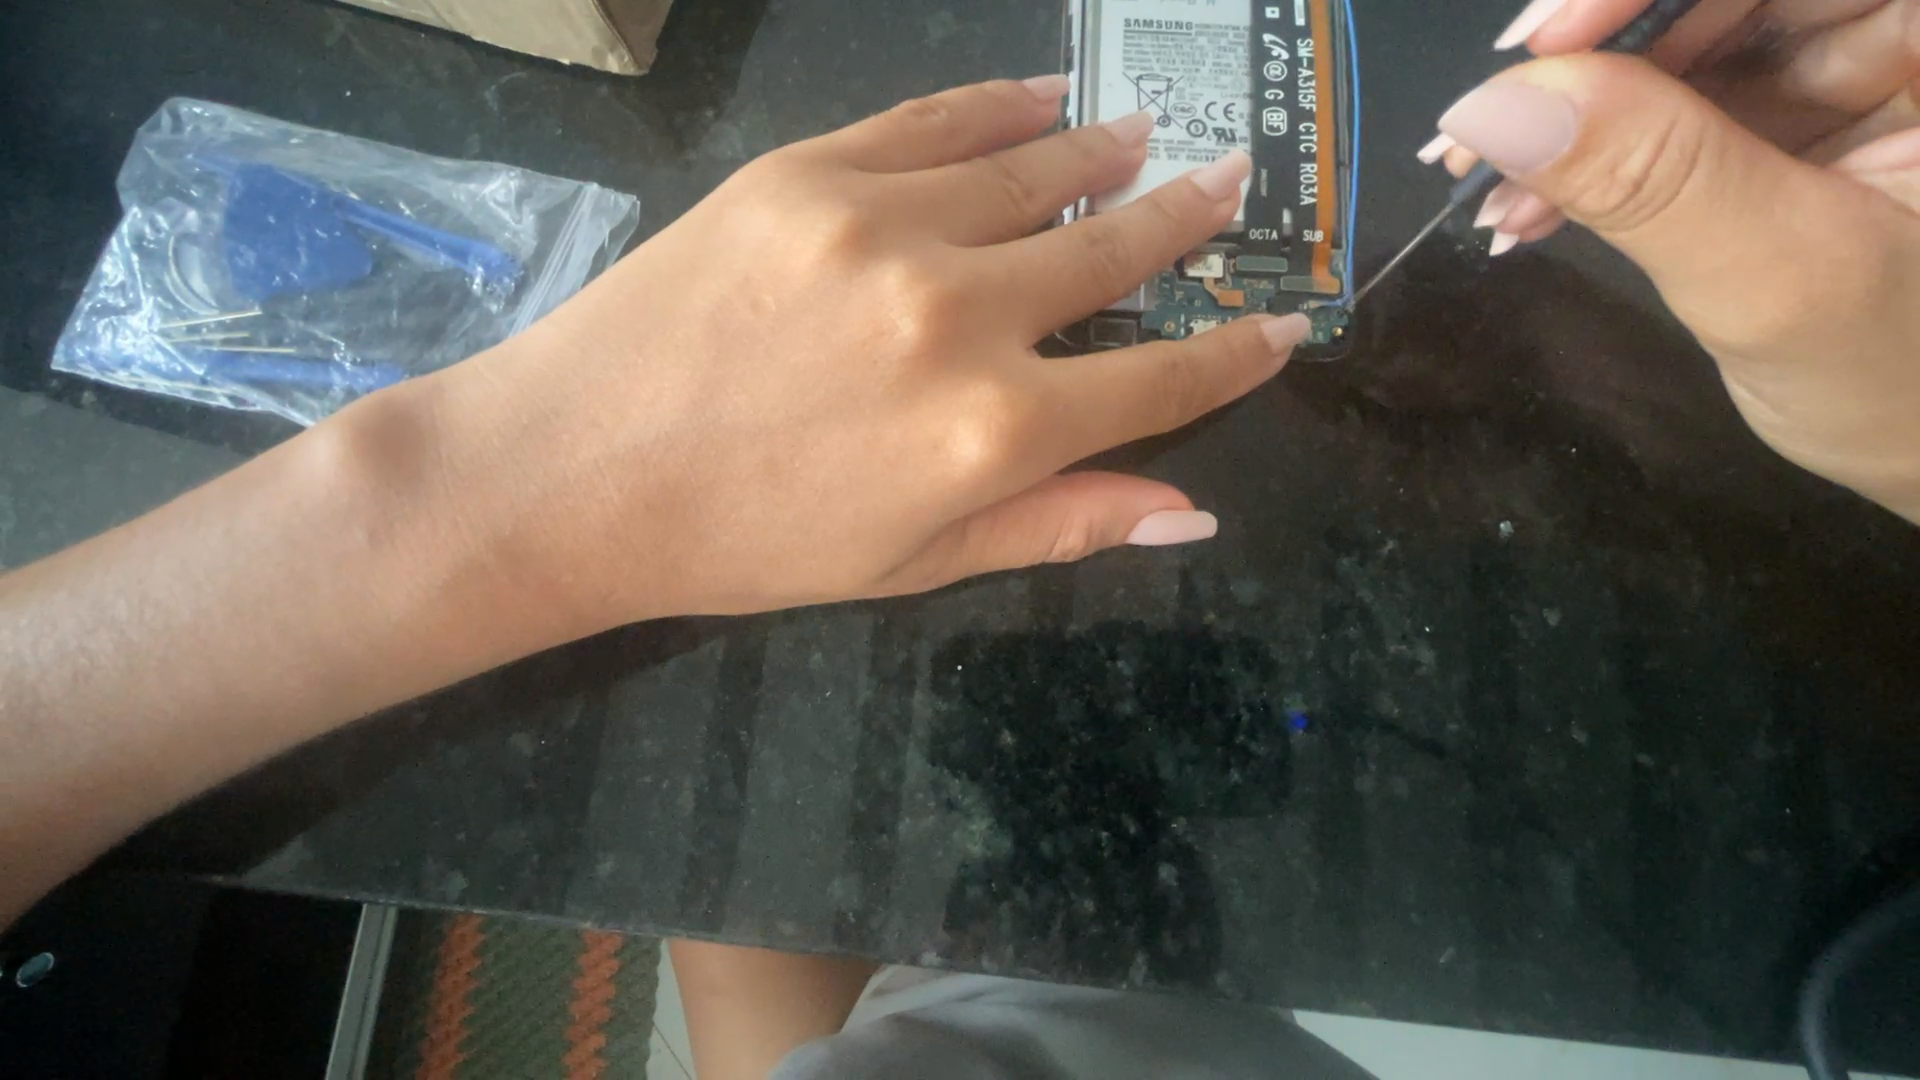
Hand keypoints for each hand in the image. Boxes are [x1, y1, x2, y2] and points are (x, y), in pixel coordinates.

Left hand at [413, 77, 1305, 632]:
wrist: (576, 475)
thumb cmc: (754, 544)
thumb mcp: (916, 564)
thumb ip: (1058, 525)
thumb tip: (1189, 514)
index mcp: (995, 432)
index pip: (1156, 382)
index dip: (1232, 358)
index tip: (1283, 326)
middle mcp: (961, 317)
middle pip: (1110, 253)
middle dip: (1184, 223)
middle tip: (1230, 184)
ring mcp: (883, 228)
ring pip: (1032, 175)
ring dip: (1102, 158)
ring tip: (1146, 140)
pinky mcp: (807, 174)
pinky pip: (933, 123)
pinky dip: (999, 112)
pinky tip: (1040, 103)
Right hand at [1420, 0, 1919, 520]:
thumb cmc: (1901, 379)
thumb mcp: (1772, 277)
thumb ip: (1646, 179)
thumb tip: (1490, 106)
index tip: (1531, 49)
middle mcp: (1914, 21)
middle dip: (1588, 64)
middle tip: (1474, 144)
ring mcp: (1859, 62)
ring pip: (1683, 50)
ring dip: (1567, 123)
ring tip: (1487, 201)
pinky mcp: (1797, 111)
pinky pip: (1669, 108)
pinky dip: (1584, 159)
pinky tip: (1527, 212)